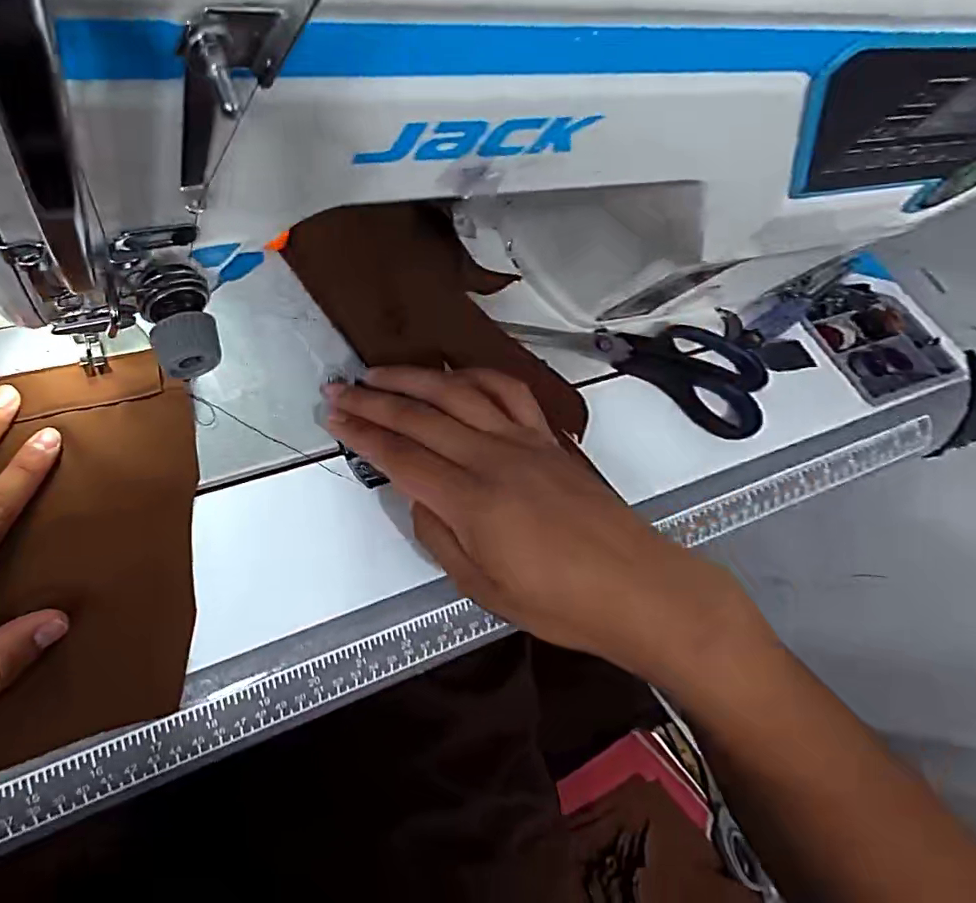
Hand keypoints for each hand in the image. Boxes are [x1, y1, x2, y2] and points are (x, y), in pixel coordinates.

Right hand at [323, 367, 774, 694]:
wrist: (640, 590)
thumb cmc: (559, 604)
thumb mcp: (481, 588)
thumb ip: (438, 536)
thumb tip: (419, 496)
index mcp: (470, 502)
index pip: (400, 457)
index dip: (362, 434)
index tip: (334, 416)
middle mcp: (492, 459)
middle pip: (419, 417)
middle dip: (371, 399)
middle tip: (338, 387)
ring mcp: (523, 441)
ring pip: (458, 393)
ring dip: (413, 377)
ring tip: (380, 371)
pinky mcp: (549, 437)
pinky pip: (508, 392)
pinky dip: (475, 374)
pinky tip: (453, 374)